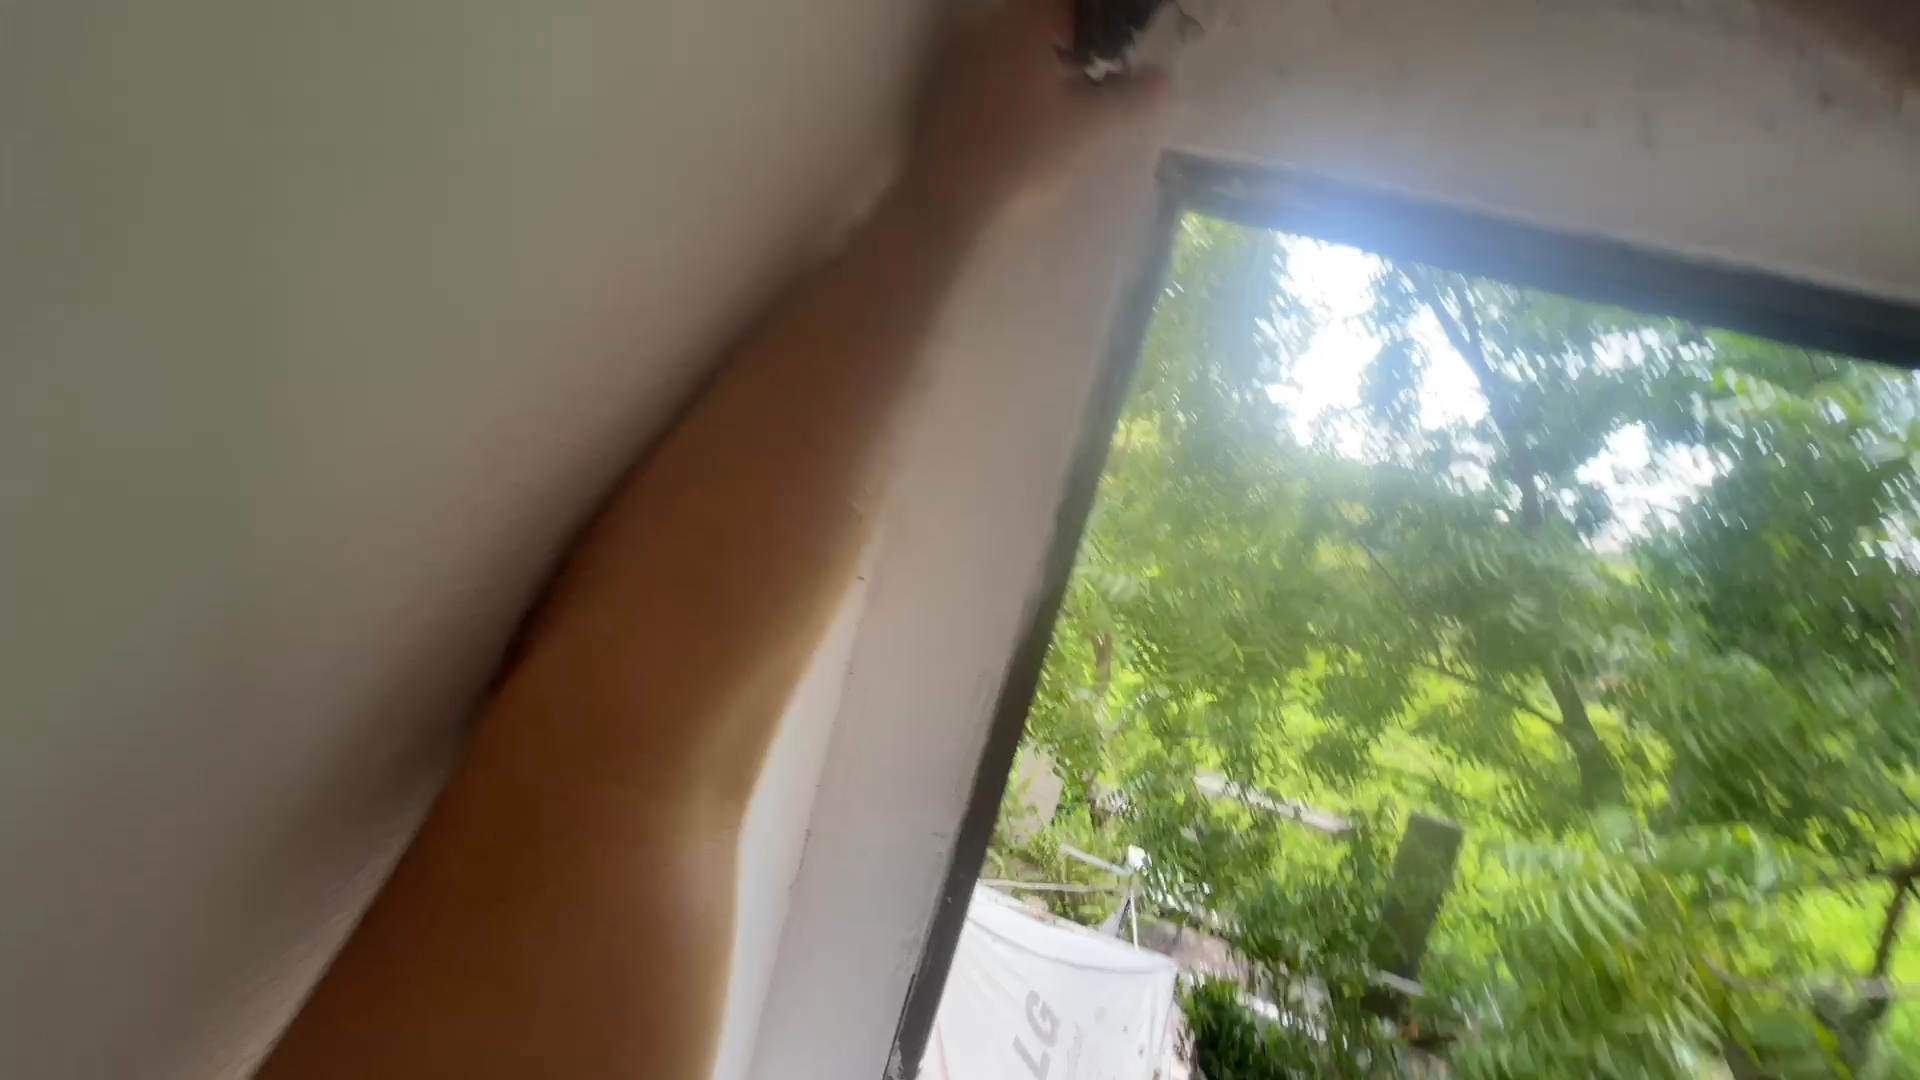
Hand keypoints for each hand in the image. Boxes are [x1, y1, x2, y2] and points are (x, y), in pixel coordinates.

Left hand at [904, 0, 1168, 226]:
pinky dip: (1017, 89)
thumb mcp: (1085, 127)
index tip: (1120, 50)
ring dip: (1046, 67)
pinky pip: (993, 77)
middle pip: (1045, 21)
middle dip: (1076, 45)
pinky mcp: (948, 95)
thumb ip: (1128, 100)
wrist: (949, 195)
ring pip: (1017, 50)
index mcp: (1028, 22)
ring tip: (1069, 103)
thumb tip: (1162, 81)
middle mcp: (992, 30)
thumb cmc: (1022, 152)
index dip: (1104, 24)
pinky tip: (1030, 124)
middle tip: (1100, 73)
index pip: (1075, 5)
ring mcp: (964, 61)